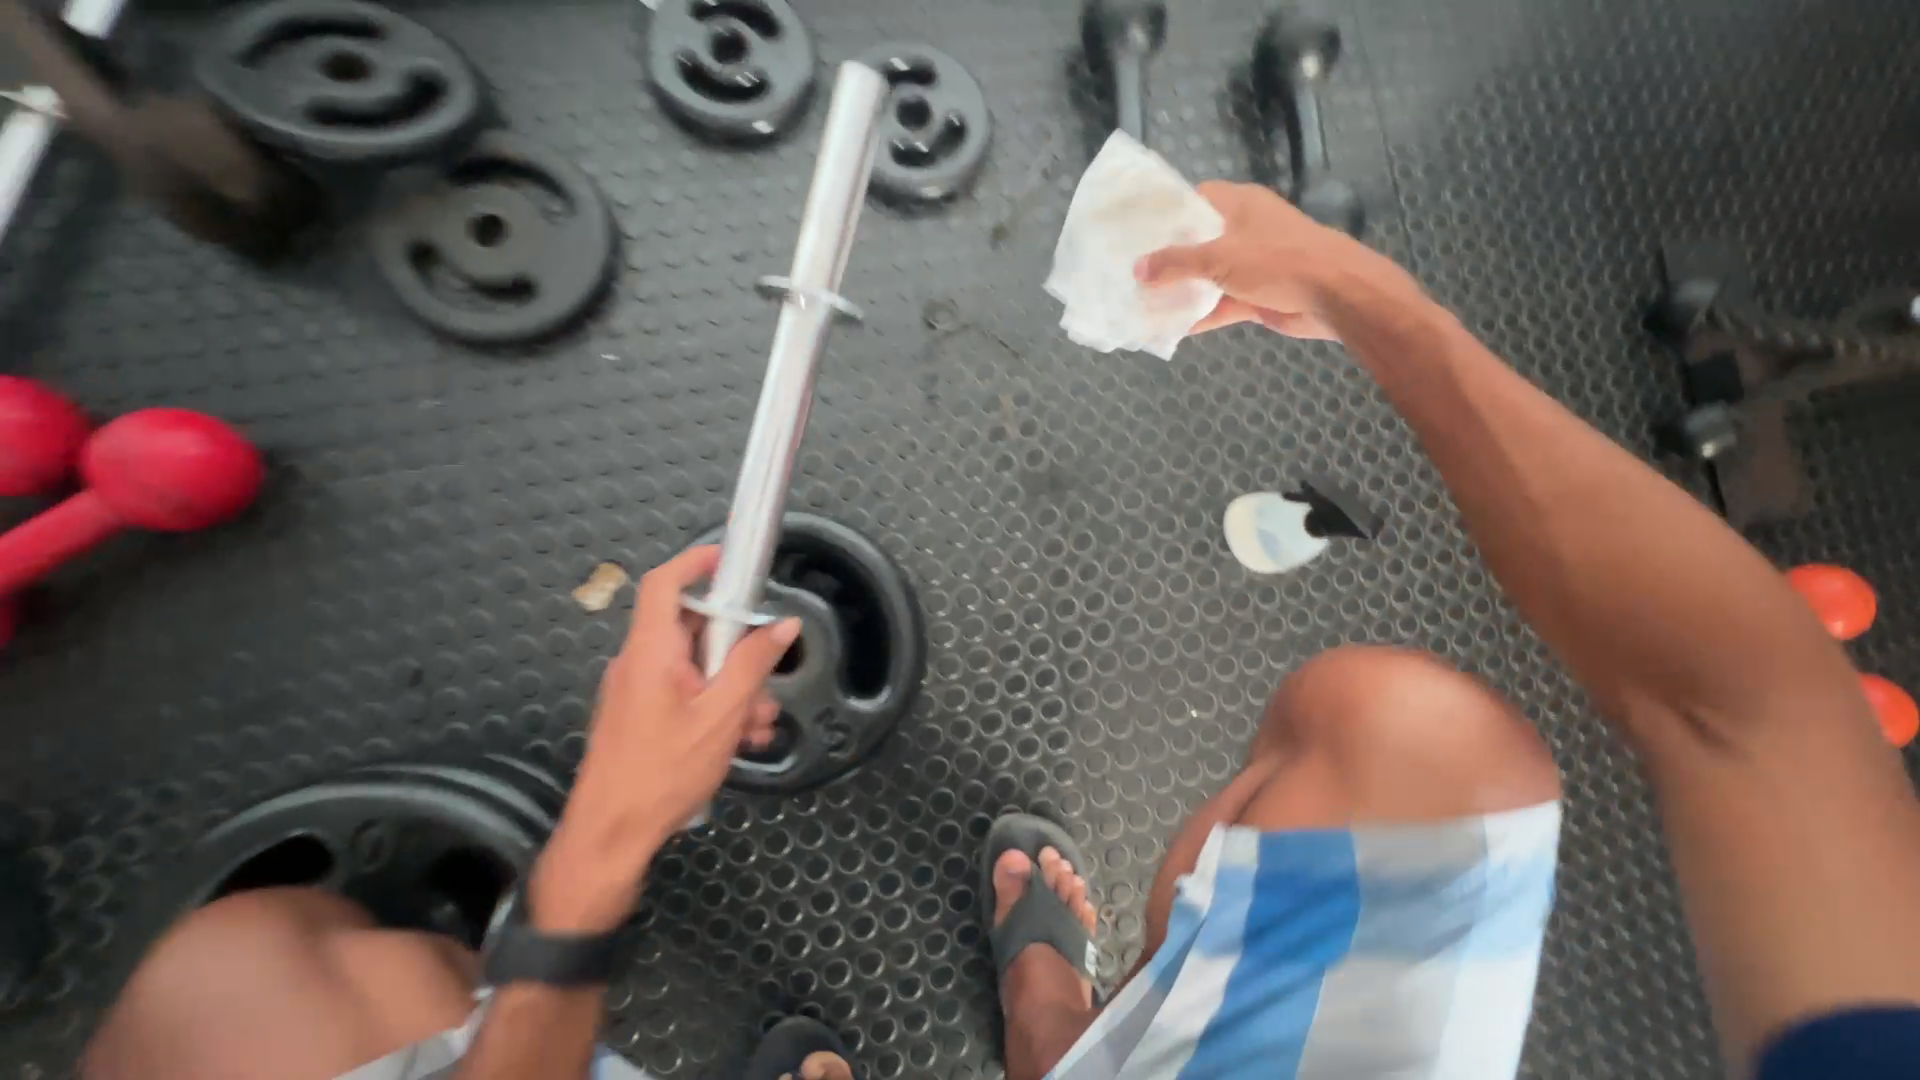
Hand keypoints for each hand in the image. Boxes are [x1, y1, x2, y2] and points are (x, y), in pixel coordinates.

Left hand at [533, 546, 797, 930]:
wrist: (610, 837)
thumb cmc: (662, 772)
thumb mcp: (721, 716)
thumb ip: (753, 664)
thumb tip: (783, 624)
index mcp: (651, 652)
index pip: (665, 584)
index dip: (696, 562)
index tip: (732, 560)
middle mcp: (639, 663)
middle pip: (692, 629)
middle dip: (738, 650)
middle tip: (766, 679)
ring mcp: (638, 691)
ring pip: (695, 667)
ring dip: (734, 687)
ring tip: (758, 724)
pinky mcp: (642, 716)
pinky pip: (685, 694)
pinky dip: (716, 707)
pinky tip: (740, 739)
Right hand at [1134, 180, 1400, 339]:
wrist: (1333, 295)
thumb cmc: (1278, 260)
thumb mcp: (1219, 257)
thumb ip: (1175, 264)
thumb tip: (1138, 269)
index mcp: (1238, 205)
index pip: (1193, 200)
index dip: (1165, 213)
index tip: (1133, 229)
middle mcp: (1242, 231)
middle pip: (1196, 242)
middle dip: (1165, 258)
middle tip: (1128, 270)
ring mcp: (1250, 265)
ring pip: (1205, 277)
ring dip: (1179, 291)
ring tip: (1140, 302)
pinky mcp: (1255, 295)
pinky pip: (1218, 305)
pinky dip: (1197, 316)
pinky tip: (1168, 328)